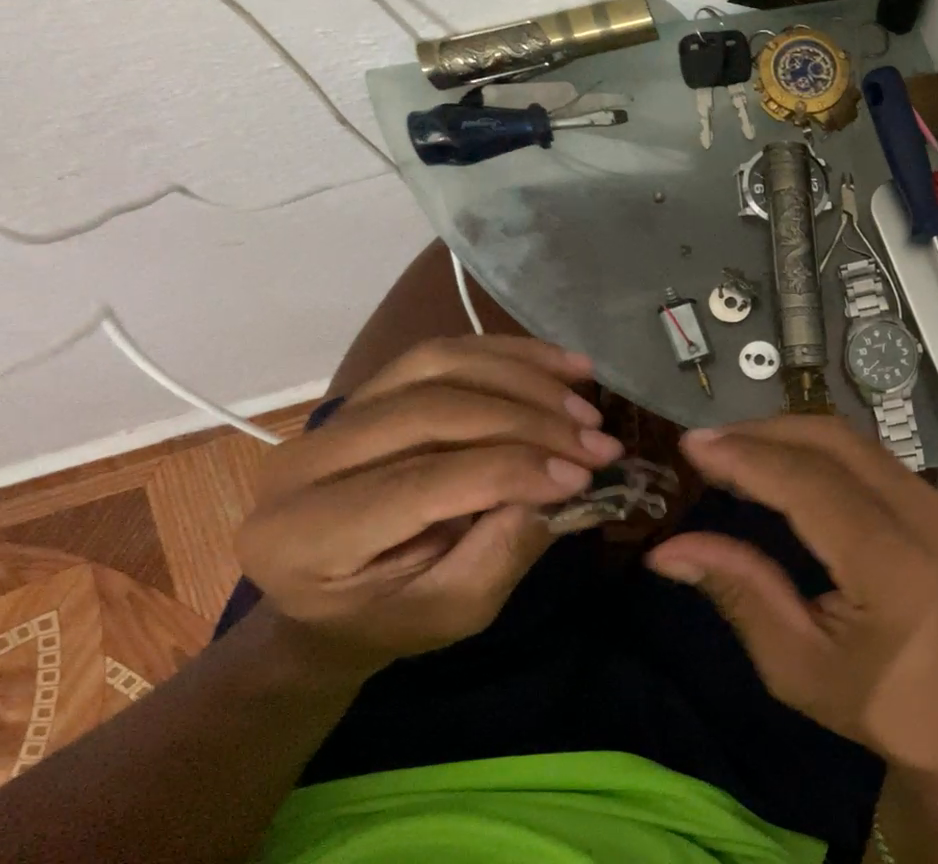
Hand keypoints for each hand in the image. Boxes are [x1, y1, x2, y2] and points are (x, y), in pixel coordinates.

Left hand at [238, 336, 623, 669]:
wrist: (336, 606)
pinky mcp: (366, 394)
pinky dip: (513, 354)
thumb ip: (505, 548)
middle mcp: (303, 464)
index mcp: (307, 536)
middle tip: (599, 444)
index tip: (586, 476)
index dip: (513, 470)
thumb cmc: (396, 617)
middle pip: (430, 411)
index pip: (422, 481)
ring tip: (587, 406)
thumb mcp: (456, 610)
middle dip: (530, 422)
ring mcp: (331, 419)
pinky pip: (442, 355)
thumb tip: (568, 483)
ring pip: (437, 366)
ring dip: (527, 379)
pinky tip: (567, 369)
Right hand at [648, 417, 937, 778]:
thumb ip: (741, 591)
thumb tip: (667, 550)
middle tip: (707, 446)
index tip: (691, 445)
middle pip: (839, 445)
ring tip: (736, 452)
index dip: (749, 458)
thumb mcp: (796, 662)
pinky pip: (877, 461)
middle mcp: (928, 519)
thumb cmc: (876, 705)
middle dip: (767, 434)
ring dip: (795, 439)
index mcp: (895, 564)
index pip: (812, 485)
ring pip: (859, 445)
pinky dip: (825, 455)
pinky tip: (786, 468)